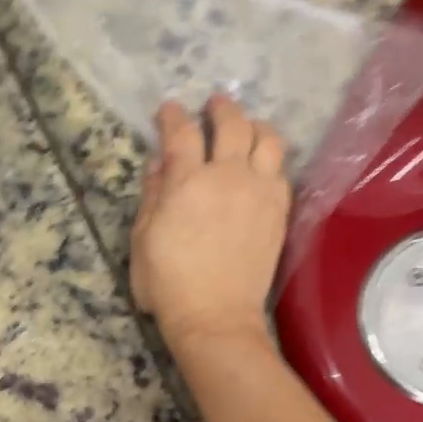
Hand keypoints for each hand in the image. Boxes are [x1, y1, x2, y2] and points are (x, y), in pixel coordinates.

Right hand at [131, 96, 291, 344]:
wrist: (214, 315)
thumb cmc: (167, 284)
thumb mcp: (142, 241)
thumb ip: (151, 197)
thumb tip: (159, 166)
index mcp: (186, 182)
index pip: (181, 133)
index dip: (173, 117)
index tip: (168, 110)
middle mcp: (227, 175)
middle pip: (232, 124)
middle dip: (221, 109)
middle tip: (214, 105)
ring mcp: (259, 190)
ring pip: (267, 139)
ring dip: (254, 126)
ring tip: (246, 127)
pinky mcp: (279, 208)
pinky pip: (280, 168)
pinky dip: (269, 157)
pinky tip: (260, 164)